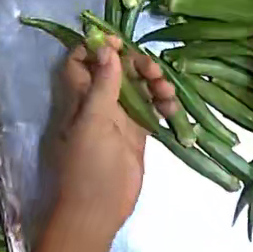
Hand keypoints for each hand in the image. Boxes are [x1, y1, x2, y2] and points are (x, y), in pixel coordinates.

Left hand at [51, 36, 177, 231]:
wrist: (99, 209)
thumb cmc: (89, 165)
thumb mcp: (93, 121)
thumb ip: (102, 85)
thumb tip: (107, 48)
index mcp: (80, 97)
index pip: (82, 61)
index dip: (98, 47)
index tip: (120, 42)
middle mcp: (99, 103)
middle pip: (117, 70)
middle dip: (136, 64)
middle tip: (153, 71)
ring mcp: (120, 118)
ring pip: (138, 88)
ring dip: (154, 83)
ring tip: (167, 92)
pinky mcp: (138, 133)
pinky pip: (152, 109)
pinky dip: (163, 104)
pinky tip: (172, 108)